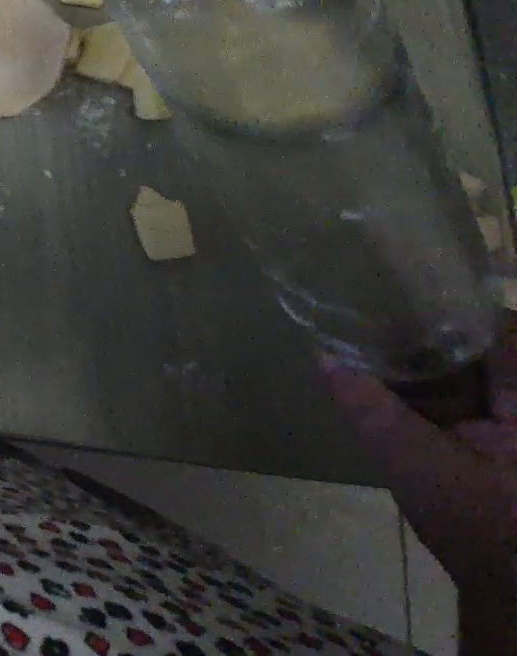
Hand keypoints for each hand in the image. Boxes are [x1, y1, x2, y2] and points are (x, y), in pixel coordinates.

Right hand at [322, 330, 516, 644]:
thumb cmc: (486, 533)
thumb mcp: (419, 468)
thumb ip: (373, 410)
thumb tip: (324, 356)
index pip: (502, 333)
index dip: (451, 308)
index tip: (394, 289)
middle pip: (486, 351)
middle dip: (427, 332)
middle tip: (365, 308)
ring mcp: (515, 427)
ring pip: (475, 376)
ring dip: (424, 361)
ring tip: (363, 339)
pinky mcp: (505, 447)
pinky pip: (472, 403)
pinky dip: (432, 392)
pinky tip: (383, 381)